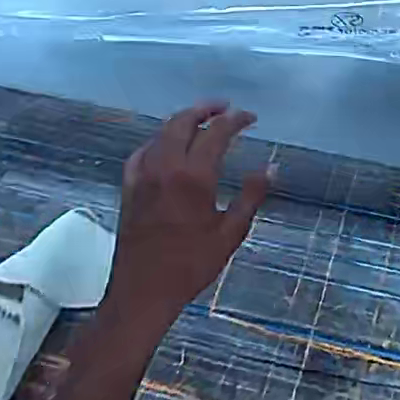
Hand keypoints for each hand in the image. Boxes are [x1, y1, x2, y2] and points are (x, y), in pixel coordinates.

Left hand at [101, 101, 270, 341]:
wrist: (142, 291)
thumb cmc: (191, 265)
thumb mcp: (230, 233)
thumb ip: (251, 196)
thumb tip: (270, 167)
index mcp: (194, 176)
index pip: (217, 133)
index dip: (235, 120)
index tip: (250, 117)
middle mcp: (166, 167)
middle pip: (184, 122)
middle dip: (206, 109)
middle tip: (224, 108)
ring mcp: (143, 175)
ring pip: (162, 133)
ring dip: (183, 121)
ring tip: (201, 121)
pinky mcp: (128, 187)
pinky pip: (142, 152)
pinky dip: (158, 141)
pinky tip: (166, 147)